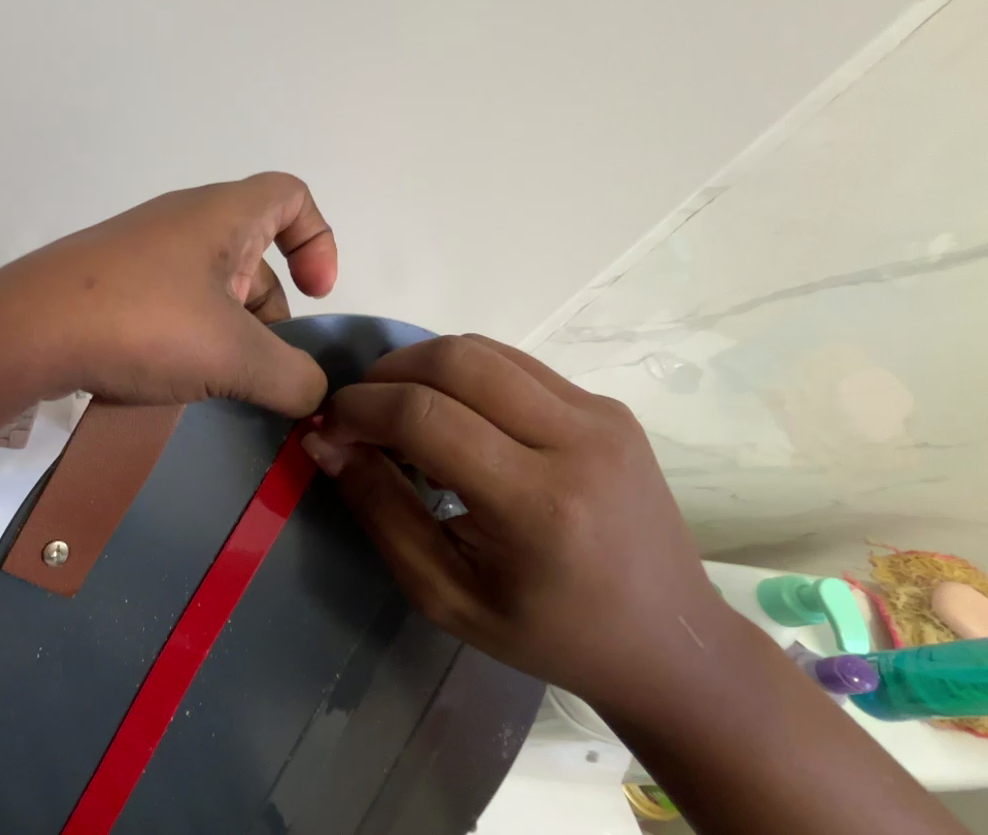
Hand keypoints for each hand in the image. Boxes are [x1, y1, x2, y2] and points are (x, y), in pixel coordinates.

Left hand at [0, 172, 337, 416]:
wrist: (25, 332)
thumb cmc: (143, 323)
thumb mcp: (233, 355)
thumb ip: (291, 377)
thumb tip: (313, 396)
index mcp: (221, 216)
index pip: (291, 197)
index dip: (319, 240)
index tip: (315, 296)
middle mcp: (181, 225)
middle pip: (253, 258)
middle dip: (271, 316)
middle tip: (263, 372)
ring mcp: (138, 256)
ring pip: (209, 292)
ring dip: (227, 338)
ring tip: (219, 388)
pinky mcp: (107, 288)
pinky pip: (167, 308)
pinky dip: (185, 342)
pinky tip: (174, 384)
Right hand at [299, 334, 730, 711]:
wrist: (669, 643)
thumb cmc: (544, 632)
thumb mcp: (441, 593)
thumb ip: (379, 508)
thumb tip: (323, 440)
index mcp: (538, 504)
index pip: (424, 415)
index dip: (358, 410)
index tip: (329, 431)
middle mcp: (577, 443)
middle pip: (453, 359)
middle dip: (384, 375)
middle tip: (358, 414)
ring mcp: (601, 417)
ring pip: (481, 349)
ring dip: (419, 368)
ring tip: (398, 413)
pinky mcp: (607, 407)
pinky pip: (512, 363)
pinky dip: (460, 376)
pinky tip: (450, 417)